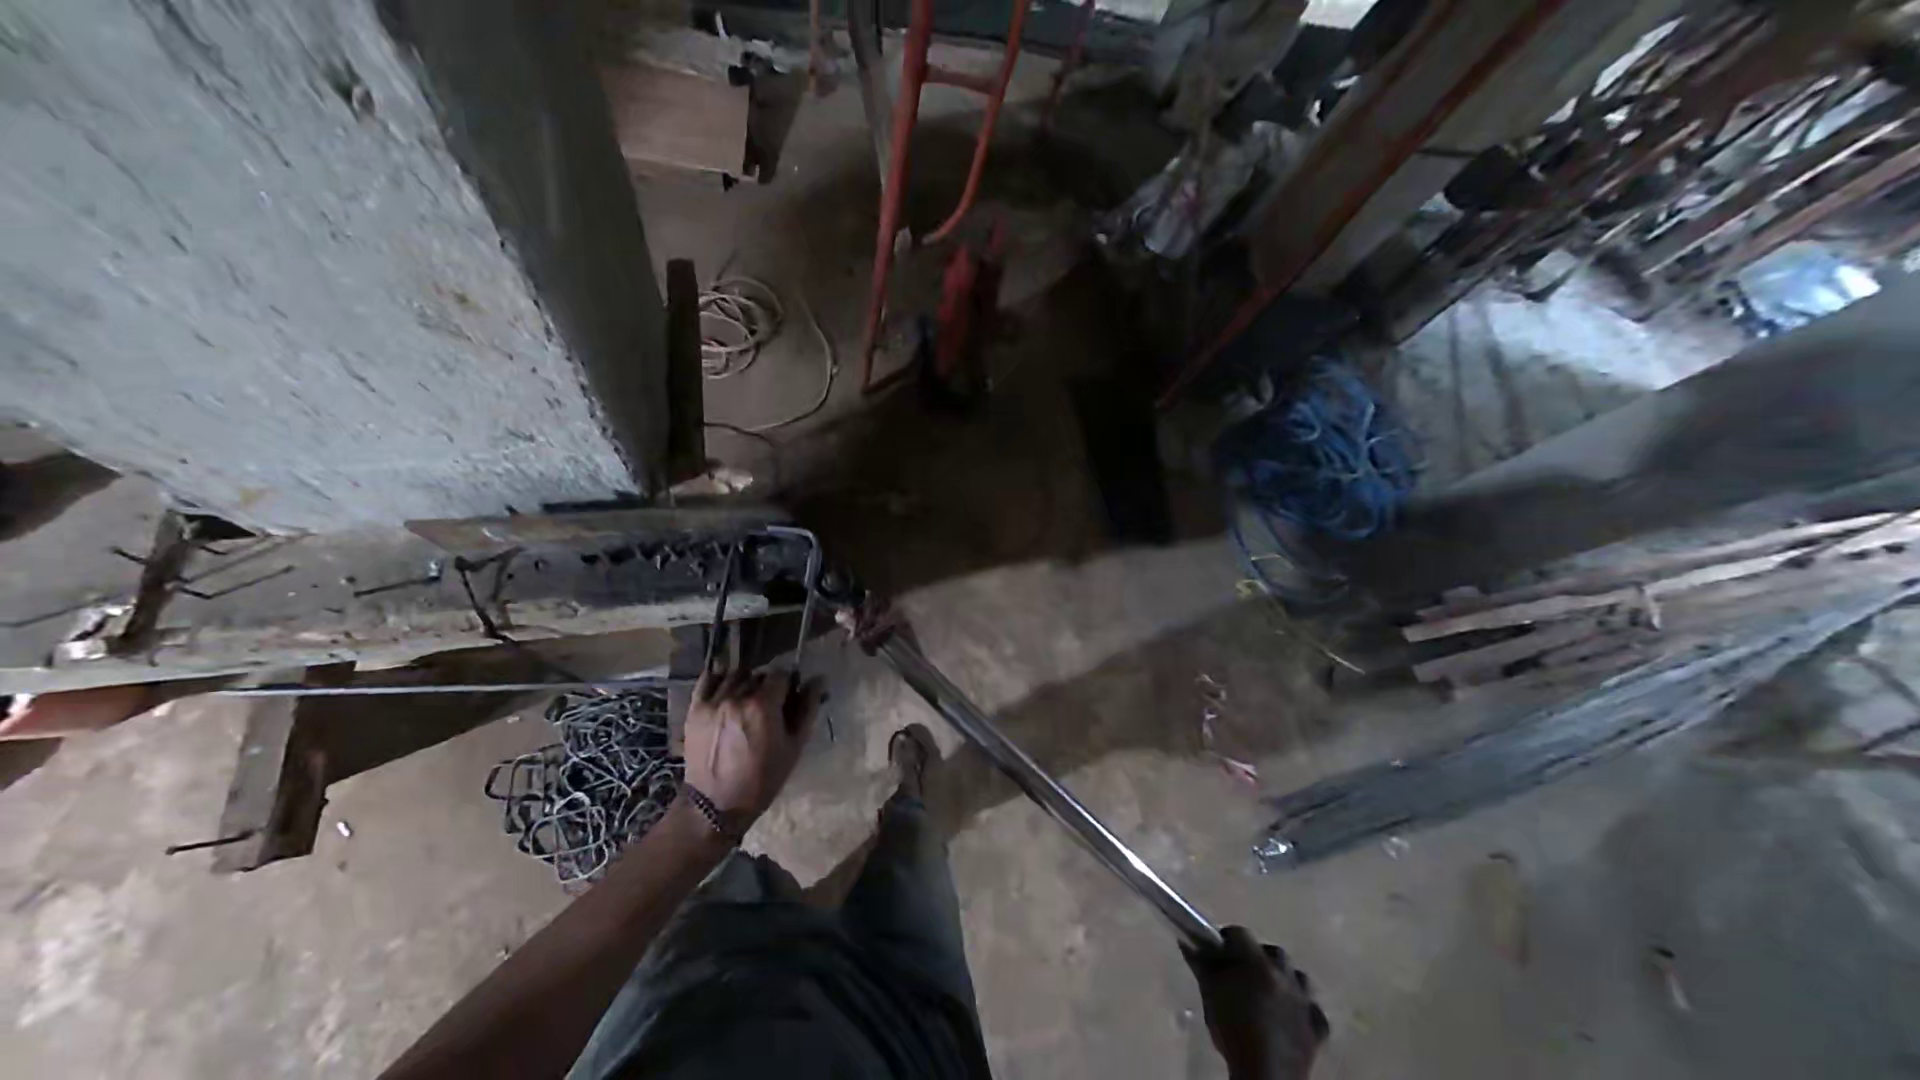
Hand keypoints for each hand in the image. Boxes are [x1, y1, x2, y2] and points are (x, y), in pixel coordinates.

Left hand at [683, 667, 820, 821]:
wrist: (716, 804)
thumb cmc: (763, 778)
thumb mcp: (794, 746)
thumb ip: (807, 708)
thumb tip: (818, 680)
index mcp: (763, 705)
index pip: (780, 674)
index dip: (788, 684)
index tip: (788, 698)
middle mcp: (737, 696)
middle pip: (758, 675)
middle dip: (767, 686)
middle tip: (769, 706)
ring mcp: (713, 701)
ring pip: (735, 676)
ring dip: (745, 683)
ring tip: (746, 702)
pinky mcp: (695, 709)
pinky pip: (708, 680)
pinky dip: (719, 680)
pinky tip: (726, 691)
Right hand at [1182, 926, 1328, 1079]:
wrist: (1265, 1073)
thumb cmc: (1232, 1031)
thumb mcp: (1210, 995)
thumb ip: (1202, 965)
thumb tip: (1188, 942)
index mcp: (1257, 963)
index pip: (1240, 934)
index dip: (1227, 940)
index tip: (1217, 952)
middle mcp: (1285, 975)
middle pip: (1273, 953)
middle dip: (1258, 958)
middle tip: (1243, 974)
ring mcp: (1305, 1001)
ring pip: (1298, 978)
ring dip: (1285, 980)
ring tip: (1269, 994)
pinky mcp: (1318, 1027)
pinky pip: (1313, 1010)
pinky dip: (1303, 1010)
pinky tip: (1291, 1019)